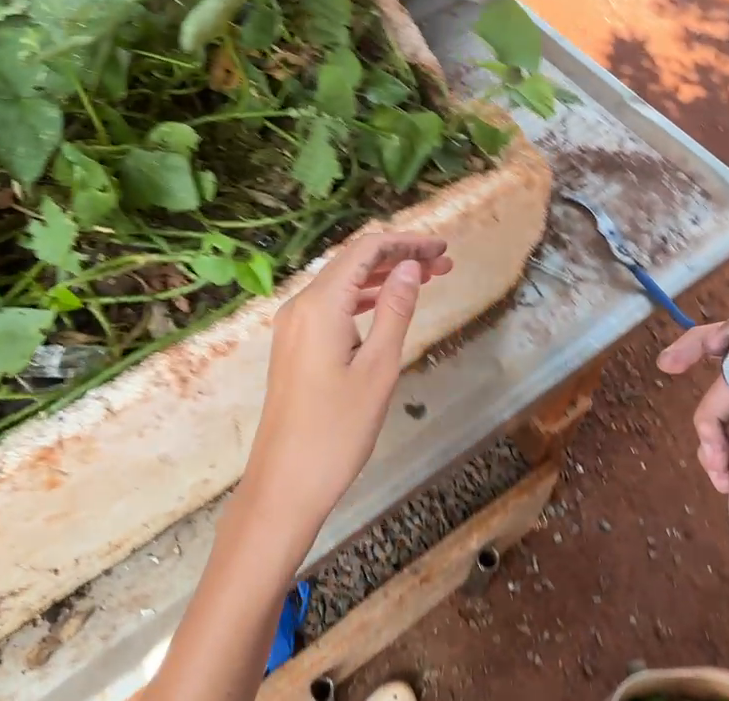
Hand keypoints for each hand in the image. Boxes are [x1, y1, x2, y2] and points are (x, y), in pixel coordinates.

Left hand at [244, 233, 453, 521]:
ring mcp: (293, 326)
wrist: (284, 484)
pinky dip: (364, 300)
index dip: (406, 243)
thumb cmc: (336, 432)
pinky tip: (389, 305)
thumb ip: (396, 312)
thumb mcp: (378, 369)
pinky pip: (332, 306)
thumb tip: (410, 267)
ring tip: (428, 280)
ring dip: (383, 278)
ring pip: (343, 284)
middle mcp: (300, 306)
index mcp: (319, 305)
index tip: (442, 248)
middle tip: (444, 264)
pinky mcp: (294, 346)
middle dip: (398, 257)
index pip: (365, 250)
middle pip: (353, 262)